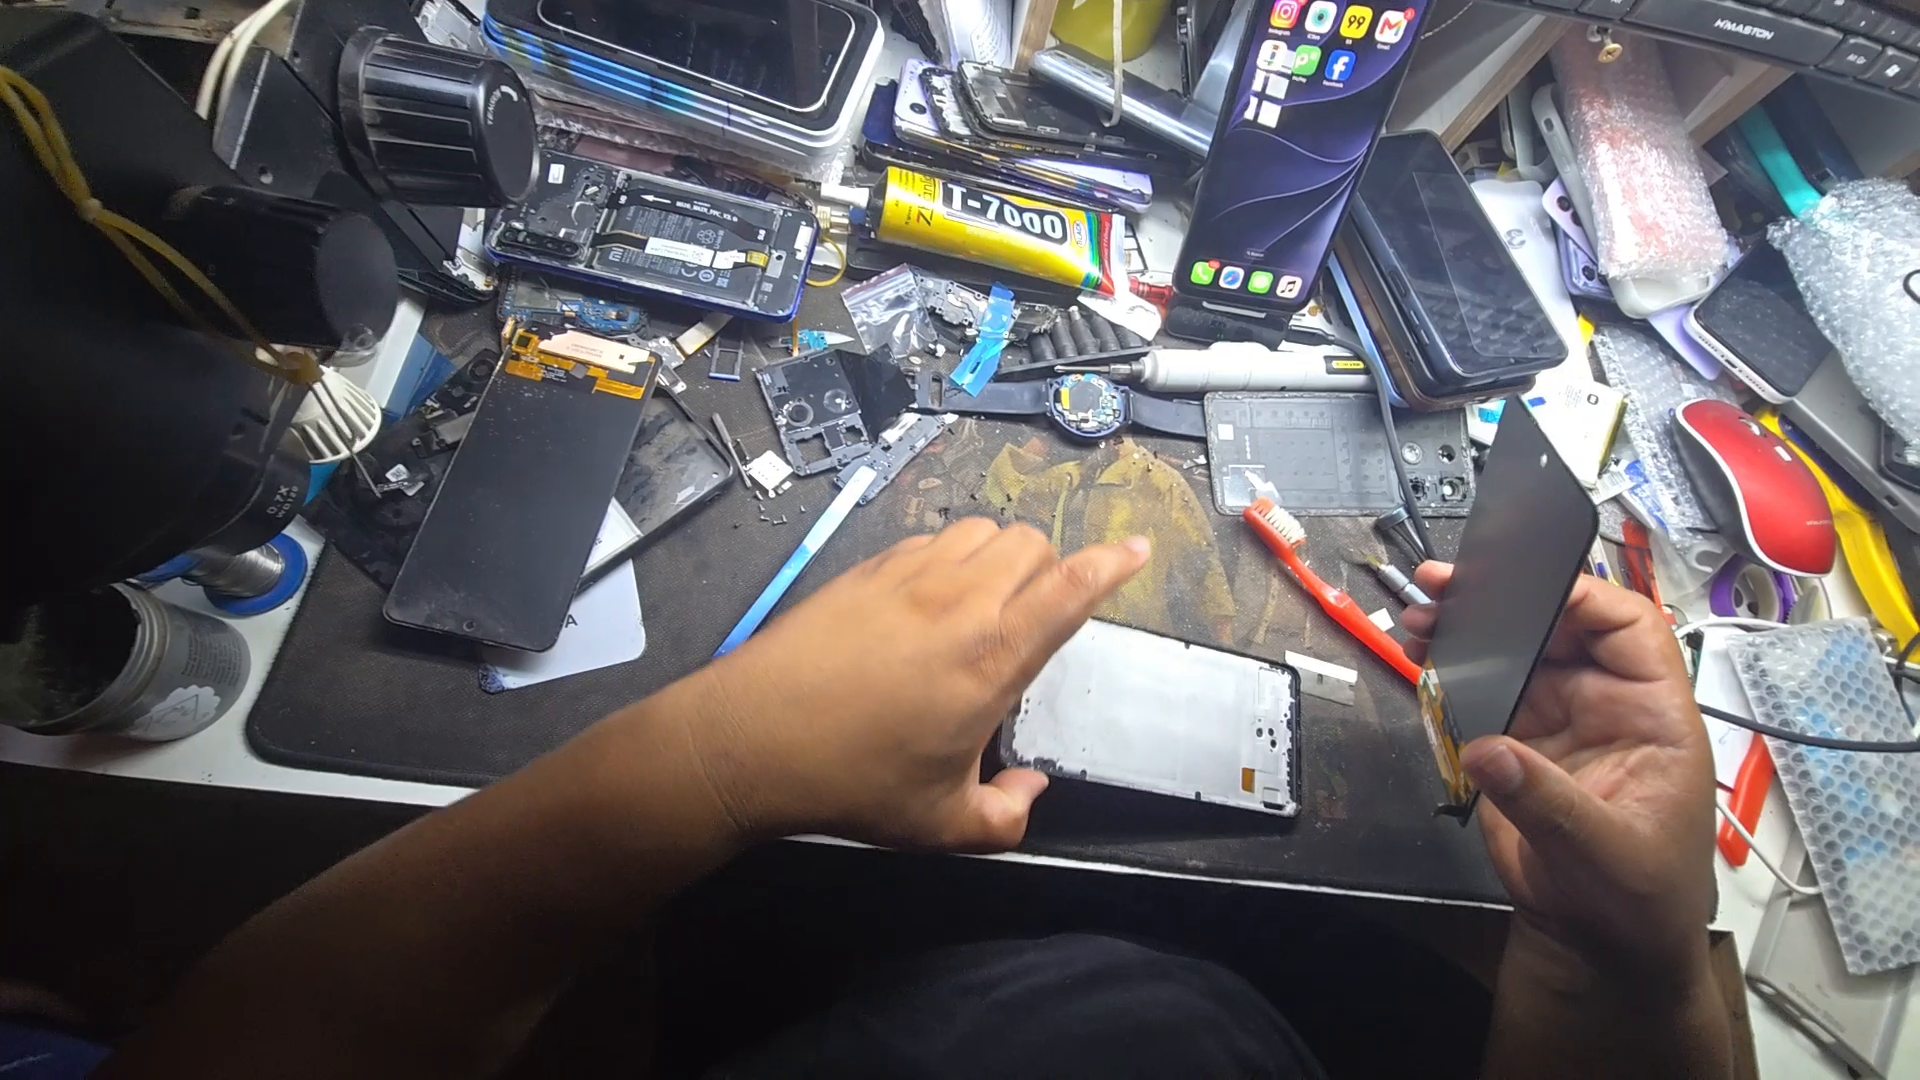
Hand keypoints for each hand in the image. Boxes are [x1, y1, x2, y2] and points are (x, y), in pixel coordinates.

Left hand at [674, 519, 1149, 851]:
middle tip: (1035, 610)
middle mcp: (960, 603)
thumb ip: (1006, 815)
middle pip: (1032, 545)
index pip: (1070, 591)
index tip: (1137, 546)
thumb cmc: (855, 781)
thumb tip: (1031, 789)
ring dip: (1002, 555)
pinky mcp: (871, 568)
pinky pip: (933, 538)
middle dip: (1052, 566)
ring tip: (987, 597)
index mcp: (992, 658)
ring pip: (983, 531)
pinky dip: (953, 554)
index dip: (1113, 564)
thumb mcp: (942, 825)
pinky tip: (933, 594)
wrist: (753, 737)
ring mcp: (912, 576)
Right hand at [1402, 565, 1716, 977]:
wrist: (1592, 934)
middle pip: (1555, 628)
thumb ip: (1549, 801)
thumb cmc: (1632, 899)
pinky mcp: (1509, 735)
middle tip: (1441, 585)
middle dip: (1500, 599)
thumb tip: (1487, 751)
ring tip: (1418, 618)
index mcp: (1649, 715)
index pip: (1629, 630)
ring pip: (1509, 651)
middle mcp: (1599, 703)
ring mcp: (1551, 717)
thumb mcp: (1604, 852)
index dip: (1581, 597)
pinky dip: (1445, 665)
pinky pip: (1477, 685)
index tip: (1520, 584)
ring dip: (1463, 628)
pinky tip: (1418, 654)